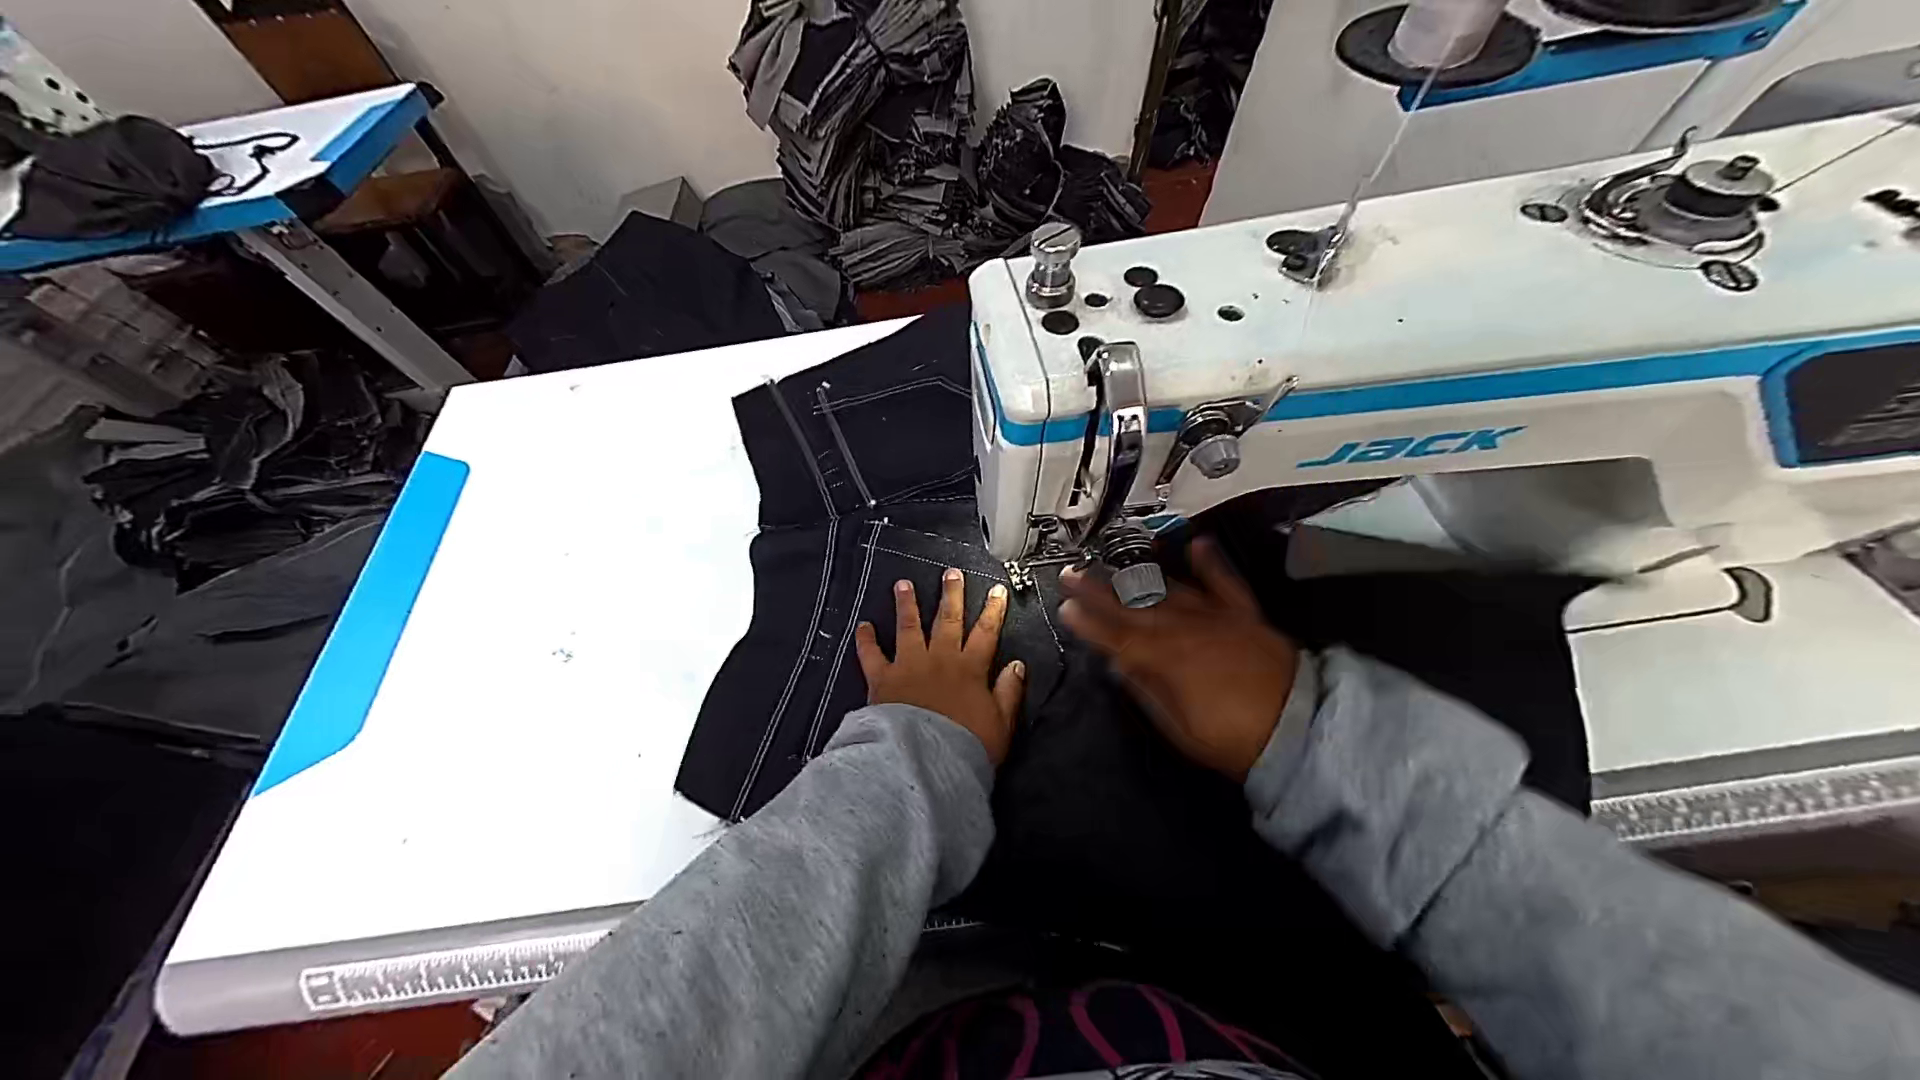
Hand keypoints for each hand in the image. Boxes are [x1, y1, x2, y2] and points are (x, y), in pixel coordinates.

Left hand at [856, 568, 1026, 764]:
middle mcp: (939, 659)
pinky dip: (866, 640)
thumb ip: (1009, 692)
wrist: (923, 762)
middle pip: (947, 620)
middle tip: (951, 573)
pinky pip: (871, 655)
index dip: (993, 611)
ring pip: (908, 627)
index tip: (996, 591)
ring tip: (904, 585)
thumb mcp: (1001, 723)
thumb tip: (1017, 665)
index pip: (986, 633)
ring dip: (907, 604)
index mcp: (969, 669)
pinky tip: (863, 626)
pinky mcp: (882, 679)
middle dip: (951, 595)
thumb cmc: (966, 747)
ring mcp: (908, 665)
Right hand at [1059, 538, 1298, 780]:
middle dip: (1098, 590)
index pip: (1114, 636)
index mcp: (1164, 659)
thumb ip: (1146, 690)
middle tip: (1072, 574)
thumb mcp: (1179, 726)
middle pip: (1131, 606)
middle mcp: (1183, 629)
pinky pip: (1224, 581)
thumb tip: (1119, 666)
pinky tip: (1196, 544)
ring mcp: (1213, 616)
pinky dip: (1209, 562)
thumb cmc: (1232, 737)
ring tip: (1112, 559)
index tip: (1066, 608)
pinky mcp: (1242, 613)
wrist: (1299, 728)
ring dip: (1135, 574)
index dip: (1087, 622)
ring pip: (1166, 589)